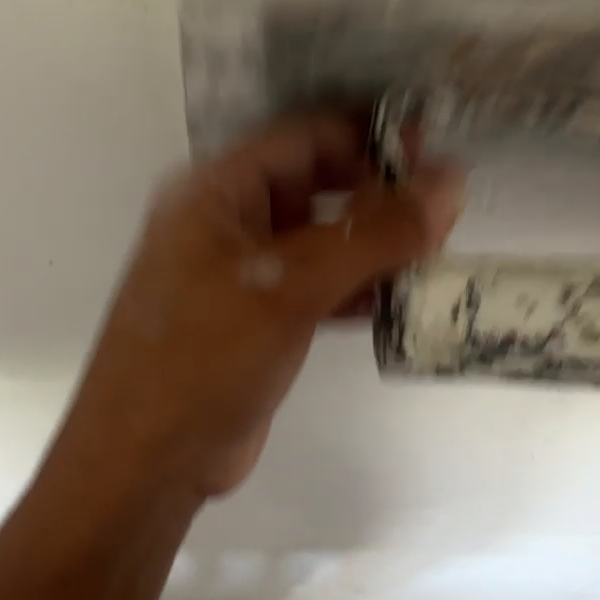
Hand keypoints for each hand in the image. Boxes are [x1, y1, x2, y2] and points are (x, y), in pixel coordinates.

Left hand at [57, 116, 462, 499]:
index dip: (372, 139)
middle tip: (446, 211)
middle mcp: (227, 221)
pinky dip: (359, 287)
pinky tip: (405, 297)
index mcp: (215, 190)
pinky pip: (320, 285)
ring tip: (438, 252)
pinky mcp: (261, 319)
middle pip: (318, 185)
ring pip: (323, 238)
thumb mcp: (289, 287)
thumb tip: (450, 183)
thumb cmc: (204, 357)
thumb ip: (372, 233)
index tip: (438, 156)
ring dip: (375, 244)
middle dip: (379, 194)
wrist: (149, 460)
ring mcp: (243, 273)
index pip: (306, 138)